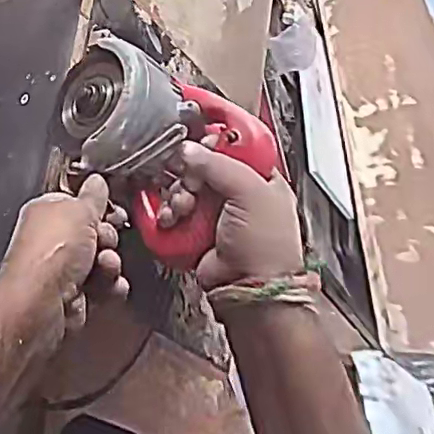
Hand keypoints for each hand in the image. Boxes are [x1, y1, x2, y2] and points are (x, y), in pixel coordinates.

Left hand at [0, 174, 129, 349]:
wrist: (42, 303)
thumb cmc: (53, 251)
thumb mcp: (79, 212)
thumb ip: (93, 196)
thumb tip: (97, 181)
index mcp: (47, 212)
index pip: (79, 204)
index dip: (99, 207)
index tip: (114, 211)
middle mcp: (52, 239)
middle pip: (94, 233)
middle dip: (106, 237)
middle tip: (103, 240)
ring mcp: (62, 269)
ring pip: (102, 261)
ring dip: (110, 264)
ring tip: (104, 267)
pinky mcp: (74, 296)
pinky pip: (103, 287)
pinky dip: (110, 287)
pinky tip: (109, 287)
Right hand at [157, 138, 303, 289]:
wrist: (248, 289)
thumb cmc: (265, 247)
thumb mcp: (250, 193)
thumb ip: (218, 164)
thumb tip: (187, 149)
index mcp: (258, 177)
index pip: (230, 146)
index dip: (210, 143)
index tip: (195, 144)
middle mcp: (235, 192)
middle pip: (198, 166)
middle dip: (187, 175)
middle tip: (190, 187)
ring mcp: (213, 210)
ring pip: (181, 187)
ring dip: (176, 197)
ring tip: (183, 210)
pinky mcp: (194, 227)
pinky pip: (171, 209)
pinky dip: (168, 213)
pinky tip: (173, 220)